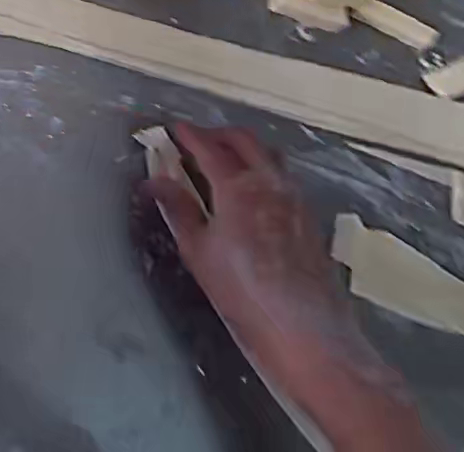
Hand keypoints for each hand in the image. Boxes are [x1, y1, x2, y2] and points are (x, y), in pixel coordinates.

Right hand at [143, 123, 361, 358]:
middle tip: (195, 142)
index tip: (173, 129)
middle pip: (242, 139)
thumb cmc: (242, 293)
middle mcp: (268, 181)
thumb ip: (177, 208)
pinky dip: (262, 167)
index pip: (207, 146)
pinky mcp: (308, 214)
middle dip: (216, 133)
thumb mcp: (198, 251)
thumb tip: (155, 180)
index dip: (188, 134)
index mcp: (237, 186)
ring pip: (267, 153)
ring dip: (243, 147)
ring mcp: (293, 196)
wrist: (306, 334)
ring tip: (224, 160)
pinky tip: (251, 190)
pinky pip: (282, 174)